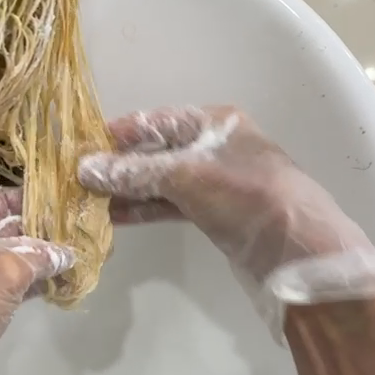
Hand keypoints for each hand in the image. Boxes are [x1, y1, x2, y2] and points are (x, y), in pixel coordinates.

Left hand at [0, 189, 73, 374]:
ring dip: (42, 259)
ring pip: (12, 258)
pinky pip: (10, 284)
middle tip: (80, 229)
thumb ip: (41, 255)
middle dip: (43, 230)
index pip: (0, 199)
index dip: (32, 197)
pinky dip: (32, 283)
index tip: (65, 199)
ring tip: (79, 255)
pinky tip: (61, 284)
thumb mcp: (8, 270)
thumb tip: (68, 253)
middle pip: (8, 228)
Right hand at [77, 106, 374, 332]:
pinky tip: (112, 216)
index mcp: (214, 123)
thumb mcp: (187, 176)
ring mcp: (213, 182)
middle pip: (153, 151)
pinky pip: (167, 205)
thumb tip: (85, 169)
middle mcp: (212, 147)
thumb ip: (134, 172)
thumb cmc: (249, 197)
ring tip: (85, 200)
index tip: (81, 147)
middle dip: (117, 165)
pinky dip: (141, 209)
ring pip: (157, 181)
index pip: (155, 121)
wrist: (298, 253)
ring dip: (124, 190)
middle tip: (76, 177)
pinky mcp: (212, 213)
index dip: (118, 133)